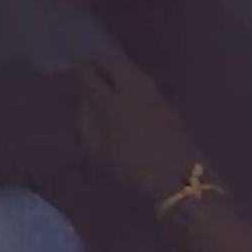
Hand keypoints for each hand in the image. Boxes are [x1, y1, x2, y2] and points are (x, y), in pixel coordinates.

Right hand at [78, 48, 211, 207]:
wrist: (183, 189)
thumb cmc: (131, 173)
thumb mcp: (95, 151)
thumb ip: (84, 121)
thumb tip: (81, 100)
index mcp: (108, 101)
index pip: (86, 72)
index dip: (76, 68)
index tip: (69, 69)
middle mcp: (132, 91)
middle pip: (112, 62)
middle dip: (98, 61)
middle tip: (89, 66)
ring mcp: (154, 96)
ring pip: (131, 70)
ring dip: (117, 68)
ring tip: (107, 76)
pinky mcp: (170, 106)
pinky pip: (144, 83)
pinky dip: (133, 81)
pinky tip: (128, 92)